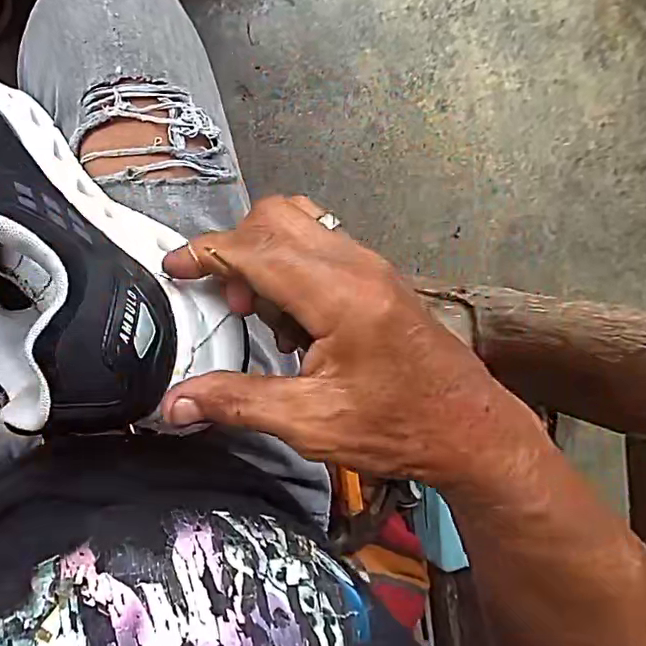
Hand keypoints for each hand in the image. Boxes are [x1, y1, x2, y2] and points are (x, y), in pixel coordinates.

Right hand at [158, 196, 548, 489]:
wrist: (469, 429)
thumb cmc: (404, 426)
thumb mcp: (310, 423)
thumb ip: (236, 403)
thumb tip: (179, 402)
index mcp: (341, 297)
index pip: (255, 249)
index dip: (205, 254)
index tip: (176, 267)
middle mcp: (357, 267)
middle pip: (274, 216)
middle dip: (234, 249)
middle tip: (227, 302)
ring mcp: (369, 266)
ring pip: (297, 222)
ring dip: (262, 253)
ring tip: (260, 311)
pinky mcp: (375, 276)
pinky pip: (317, 243)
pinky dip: (288, 263)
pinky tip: (292, 317)